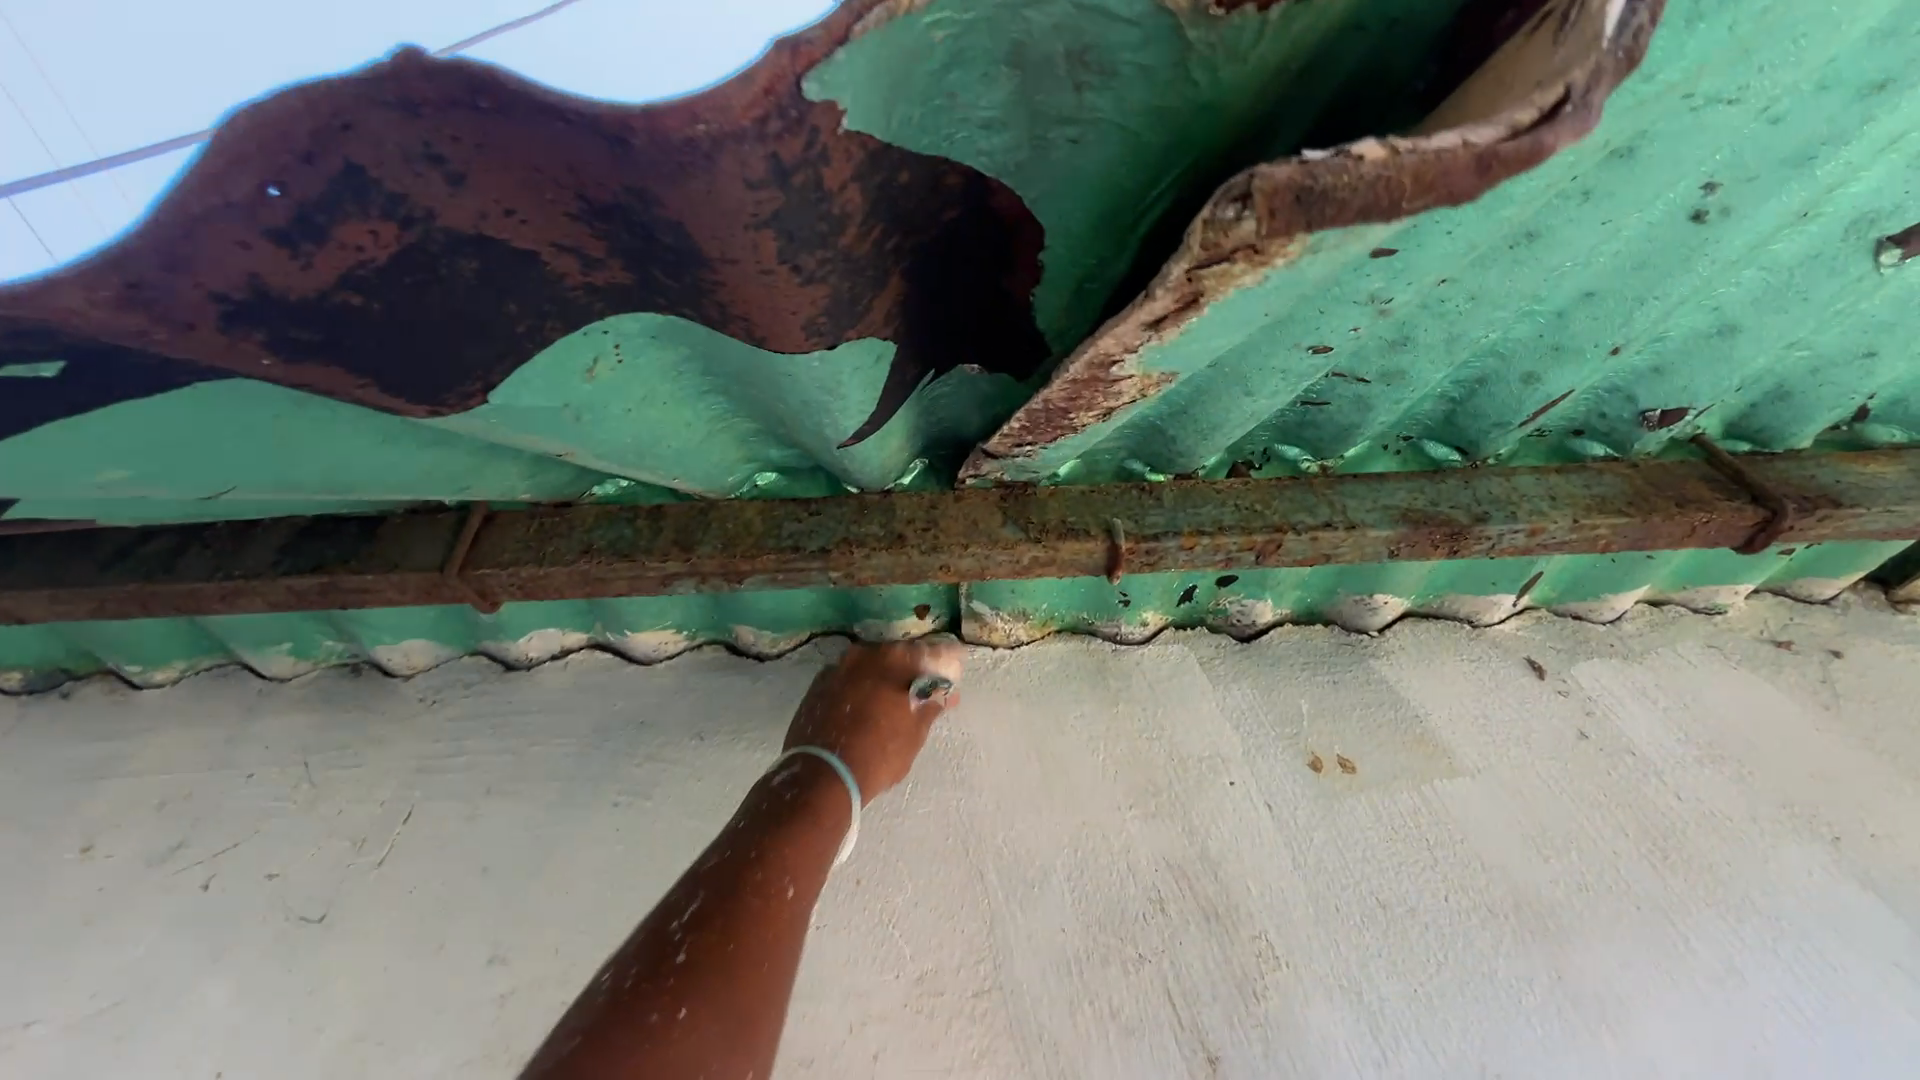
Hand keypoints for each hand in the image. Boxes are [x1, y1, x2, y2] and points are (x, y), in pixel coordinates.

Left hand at [783, 638, 964, 802]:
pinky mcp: (818, 684)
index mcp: (897, 659)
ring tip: (893, 697)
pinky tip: (865, 704)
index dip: (946, 661)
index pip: (932, 652)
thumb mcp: (914, 734)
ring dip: (884, 675)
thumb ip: (930, 707)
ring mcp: (838, 666)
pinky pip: (849, 677)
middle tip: (923, 686)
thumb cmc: (878, 755)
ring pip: (870, 664)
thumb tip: (945, 694)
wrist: (821, 776)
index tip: (955, 670)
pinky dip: (861, 685)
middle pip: (898, 653)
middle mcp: (867, 653)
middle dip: (913, 667)